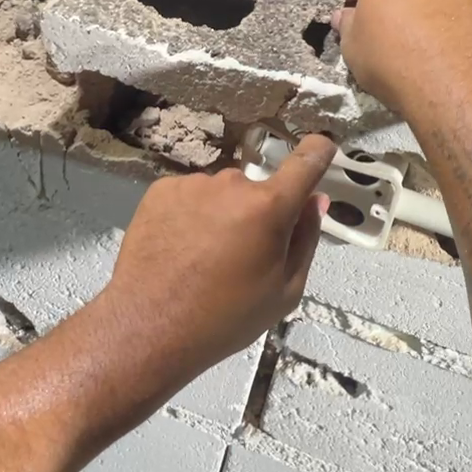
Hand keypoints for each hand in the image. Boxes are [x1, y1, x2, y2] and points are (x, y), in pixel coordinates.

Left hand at [95, 135, 336, 391]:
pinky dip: (189, 216)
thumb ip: (305, 239)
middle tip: (238, 258)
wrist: (148, 325)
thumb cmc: (226, 318)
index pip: (304, 164)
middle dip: (255, 215)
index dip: (318, 151)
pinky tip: (177, 249)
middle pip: (255, 192)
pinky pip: (189, 196)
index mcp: (269, 207)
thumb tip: (315, 200)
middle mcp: (232, 183)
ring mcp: (193, 183)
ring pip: (219, 195)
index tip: (322, 146)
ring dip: (219, 215)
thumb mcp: (283, 292)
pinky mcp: (161, 189)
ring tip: (200, 259)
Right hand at [332, 0, 471, 121]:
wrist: (456, 86)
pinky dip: (442, 20)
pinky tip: (436, 45)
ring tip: (410, 35)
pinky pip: (452, 9)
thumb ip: (347, 24)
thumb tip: (345, 16)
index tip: (348, 8)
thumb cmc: (391, 56)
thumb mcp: (352, 45)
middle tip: (378, 21)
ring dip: (418, 5)